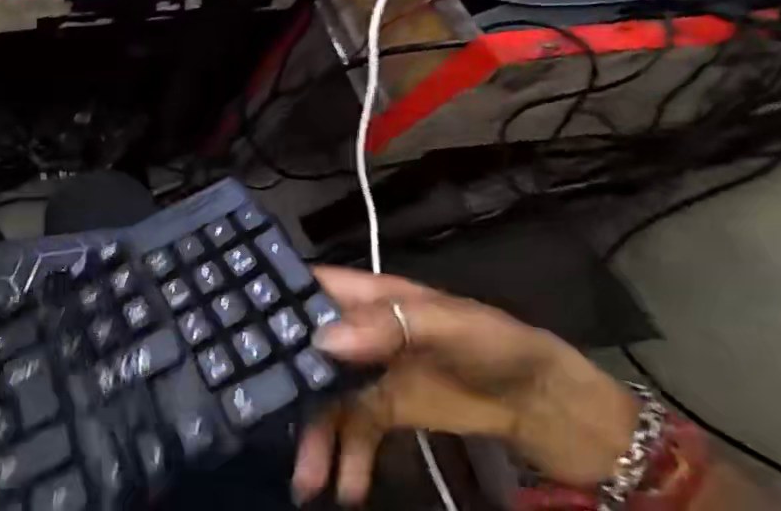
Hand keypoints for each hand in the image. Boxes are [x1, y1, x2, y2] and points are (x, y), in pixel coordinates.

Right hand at [292, 267, 639, 504]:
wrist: (547, 404)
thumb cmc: (496, 344)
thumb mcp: (449, 327)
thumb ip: (390, 328)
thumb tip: (323, 339)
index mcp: (372, 296)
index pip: (313, 288)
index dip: (274, 300)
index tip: (233, 327)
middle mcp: (364, 331)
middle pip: (311, 351)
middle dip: (287, 386)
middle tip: (261, 424)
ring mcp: (376, 372)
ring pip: (328, 398)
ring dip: (315, 436)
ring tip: (308, 484)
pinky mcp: (391, 409)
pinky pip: (356, 432)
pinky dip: (346, 460)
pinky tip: (345, 490)